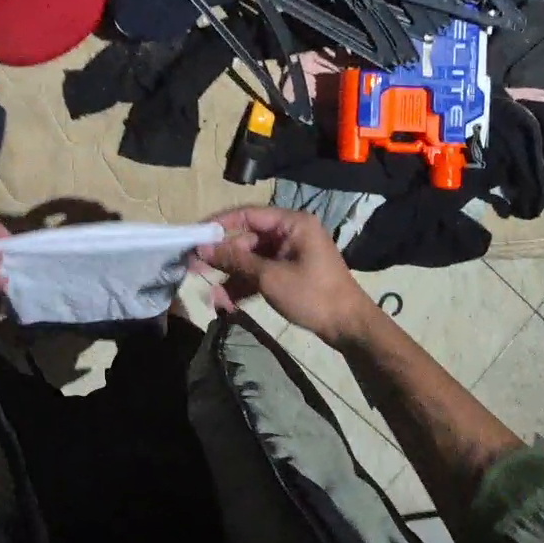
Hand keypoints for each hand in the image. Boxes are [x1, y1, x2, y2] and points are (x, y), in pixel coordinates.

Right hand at [197, 206, 376, 346]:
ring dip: (232, 277)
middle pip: (247, 239)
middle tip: (194, 269)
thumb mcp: (269, 277)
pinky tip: (227, 303)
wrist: (349, 327)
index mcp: (292, 223)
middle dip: (223, 258)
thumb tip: (202, 249)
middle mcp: (290, 233)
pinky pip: (261, 274)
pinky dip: (246, 286)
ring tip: (212, 296)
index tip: (195, 236)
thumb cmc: (312, 294)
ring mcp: (290, 254)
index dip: (219, 224)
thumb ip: (235, 260)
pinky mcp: (290, 274)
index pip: (248, 214)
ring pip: (251, 260)